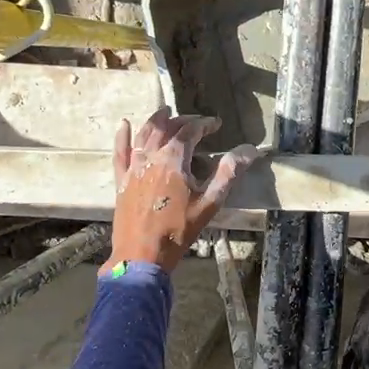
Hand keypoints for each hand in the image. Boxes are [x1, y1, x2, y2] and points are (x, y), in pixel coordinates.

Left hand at [107, 107, 259, 273]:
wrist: (141, 256)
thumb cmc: (178, 231)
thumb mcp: (209, 203)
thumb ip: (228, 174)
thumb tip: (248, 151)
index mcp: (173, 160)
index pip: (190, 131)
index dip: (204, 124)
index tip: (216, 124)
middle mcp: (151, 157)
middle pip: (166, 128)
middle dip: (183, 120)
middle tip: (196, 122)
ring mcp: (133, 168)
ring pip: (144, 135)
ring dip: (156, 120)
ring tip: (165, 112)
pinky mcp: (121, 181)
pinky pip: (120, 152)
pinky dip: (122, 136)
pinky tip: (124, 124)